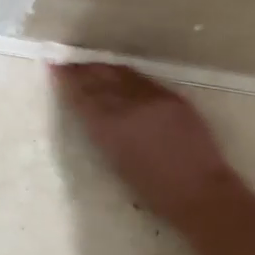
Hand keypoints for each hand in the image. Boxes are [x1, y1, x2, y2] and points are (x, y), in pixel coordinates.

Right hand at [51, 62, 236, 226]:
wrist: (199, 191)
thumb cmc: (154, 192)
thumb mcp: (116, 163)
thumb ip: (102, 132)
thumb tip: (92, 112)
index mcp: (110, 128)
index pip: (83, 97)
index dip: (67, 81)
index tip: (54, 67)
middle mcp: (129, 106)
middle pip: (100, 80)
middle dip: (82, 70)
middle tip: (67, 62)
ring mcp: (152, 98)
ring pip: (121, 75)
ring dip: (102, 68)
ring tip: (89, 64)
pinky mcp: (171, 96)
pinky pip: (141, 79)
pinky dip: (125, 74)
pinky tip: (118, 71)